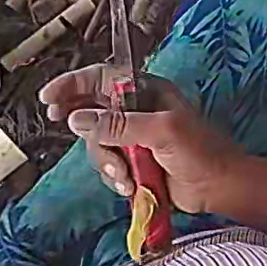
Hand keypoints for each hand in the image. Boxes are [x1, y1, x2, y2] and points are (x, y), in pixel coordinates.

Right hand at [40, 64, 247, 212]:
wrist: (217, 187)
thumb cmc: (200, 150)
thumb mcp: (162, 131)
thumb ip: (120, 124)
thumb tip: (77, 118)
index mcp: (147, 91)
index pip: (102, 78)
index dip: (74, 84)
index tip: (50, 97)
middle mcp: (137, 110)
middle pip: (92, 110)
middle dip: (83, 125)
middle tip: (61, 125)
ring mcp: (133, 137)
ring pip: (97, 143)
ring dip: (106, 160)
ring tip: (125, 174)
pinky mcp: (132, 161)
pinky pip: (107, 165)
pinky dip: (114, 176)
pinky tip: (131, 184)